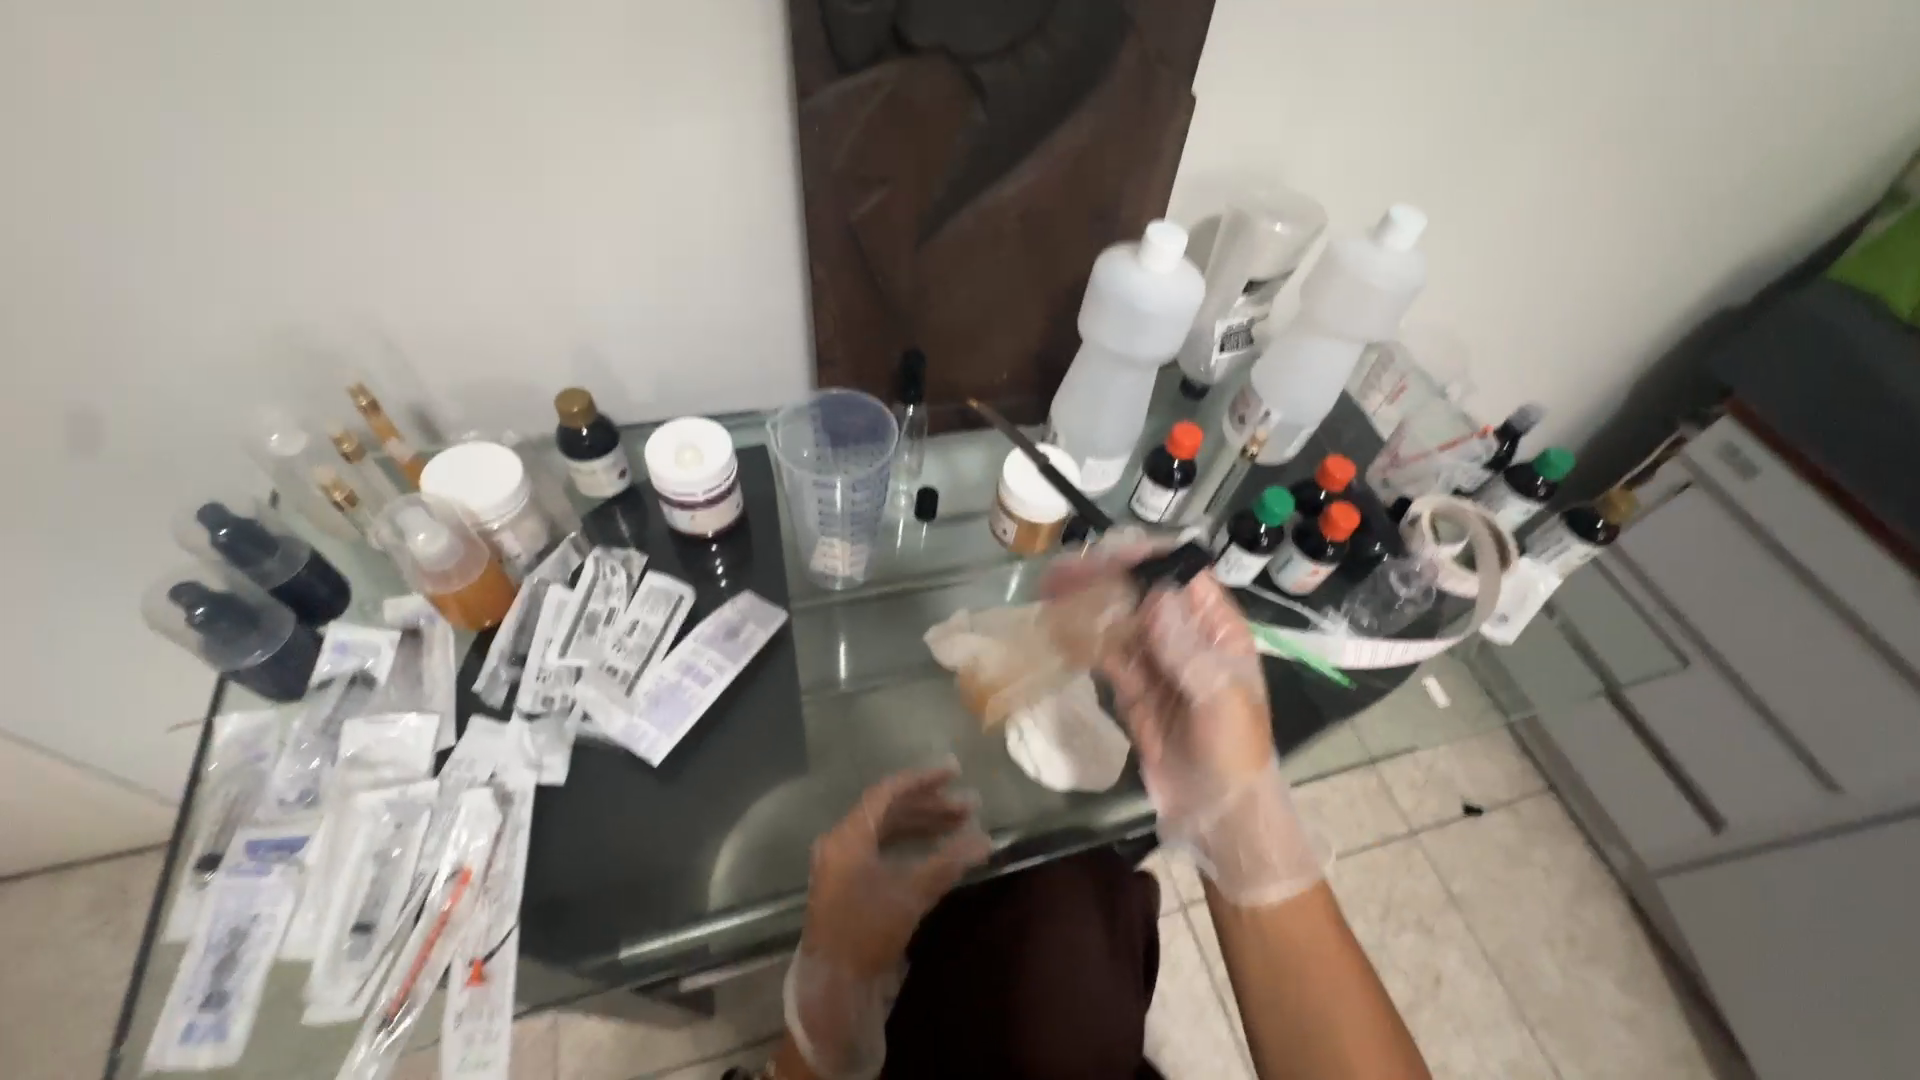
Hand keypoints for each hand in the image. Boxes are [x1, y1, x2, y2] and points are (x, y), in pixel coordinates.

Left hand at [785, 766, 990, 1078]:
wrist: (833, 984)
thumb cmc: (868, 931)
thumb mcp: (912, 894)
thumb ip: (949, 862)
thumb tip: (985, 840)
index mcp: (849, 835)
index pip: (888, 792)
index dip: (923, 780)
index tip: (955, 772)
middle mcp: (840, 840)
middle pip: (888, 810)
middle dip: (929, 805)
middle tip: (967, 807)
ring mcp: (839, 861)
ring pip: (884, 829)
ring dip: (920, 824)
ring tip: (958, 826)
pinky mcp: (844, 880)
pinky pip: (878, 847)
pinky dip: (907, 843)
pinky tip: (933, 849)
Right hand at [1043, 549, 1323, 906]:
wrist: (1218, 813)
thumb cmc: (1234, 752)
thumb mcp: (1219, 698)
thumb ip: (1186, 647)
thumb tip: (1155, 593)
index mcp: (1218, 631)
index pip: (1182, 577)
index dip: (1144, 561)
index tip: (1104, 558)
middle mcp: (1186, 639)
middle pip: (1142, 595)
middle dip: (1103, 581)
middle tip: (1059, 575)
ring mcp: (1157, 664)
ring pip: (1118, 622)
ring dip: (1086, 607)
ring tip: (1048, 594)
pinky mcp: (1133, 690)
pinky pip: (1107, 656)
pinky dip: (1083, 642)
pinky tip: (1057, 630)